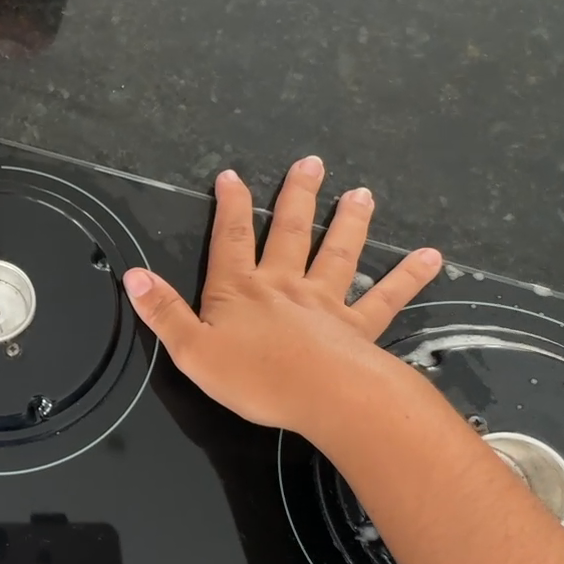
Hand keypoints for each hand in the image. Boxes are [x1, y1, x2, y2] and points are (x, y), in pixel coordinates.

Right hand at [122, 156, 442, 437]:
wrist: (329, 399)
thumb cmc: (254, 378)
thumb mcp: (190, 350)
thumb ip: (163, 312)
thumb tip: (133, 274)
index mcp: (239, 290)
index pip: (230, 239)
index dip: (229, 206)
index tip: (232, 176)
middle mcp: (283, 286)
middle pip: (289, 234)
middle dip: (296, 197)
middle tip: (310, 164)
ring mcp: (326, 303)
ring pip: (338, 255)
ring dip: (348, 223)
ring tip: (360, 194)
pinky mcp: (359, 327)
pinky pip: (386, 298)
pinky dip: (407, 277)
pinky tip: (430, 257)